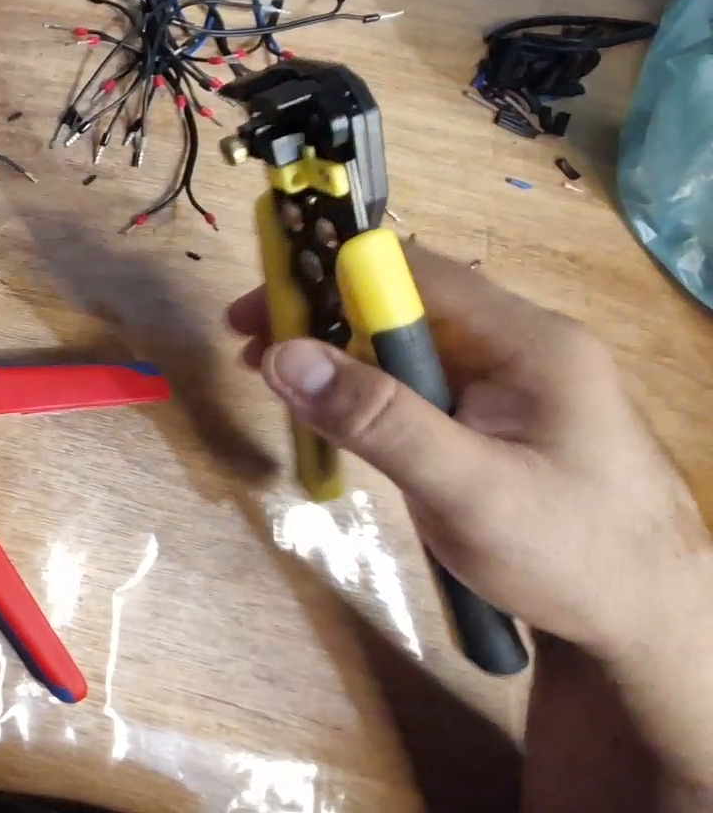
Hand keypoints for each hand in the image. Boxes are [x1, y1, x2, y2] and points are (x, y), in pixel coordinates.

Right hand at [226, 246, 711, 663]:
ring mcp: (498, 378)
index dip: (323, 279)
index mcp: (526, 342)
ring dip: (325, 351)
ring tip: (271, 379)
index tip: (256, 315)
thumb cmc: (573, 557)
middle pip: (392, 300)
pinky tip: (322, 409)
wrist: (650, 626)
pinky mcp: (481, 410)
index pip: (408, 274)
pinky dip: (349, 383)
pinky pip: (401, 377)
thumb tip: (282, 355)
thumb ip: (377, 420)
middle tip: (249, 351)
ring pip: (391, 339)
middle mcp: (512, 344)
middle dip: (313, 317)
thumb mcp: (468, 490)